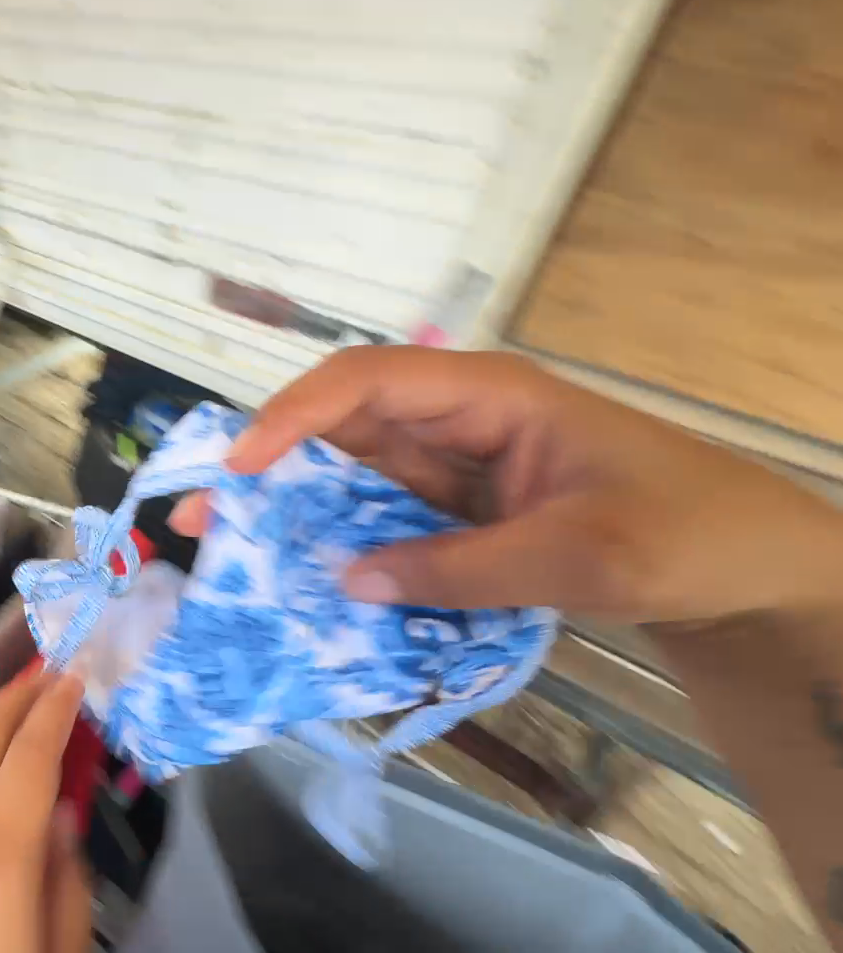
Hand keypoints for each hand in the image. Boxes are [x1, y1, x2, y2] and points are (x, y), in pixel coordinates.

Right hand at [168, 347, 842, 620]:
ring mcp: (438, 463)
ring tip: (225, 540)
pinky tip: (292, 565)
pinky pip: (365, 512)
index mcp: (480, 396)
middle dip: (261, 462)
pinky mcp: (438, 504)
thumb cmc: (690, 534)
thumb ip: (461, 569)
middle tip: (201, 511)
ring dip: (281, 502)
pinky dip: (326, 536)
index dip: (291, 415)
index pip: (361, 381)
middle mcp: (443, 419)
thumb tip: (345, 579)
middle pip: (330, 424)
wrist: (759, 570)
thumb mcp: (584, 556)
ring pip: (336, 469)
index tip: (240, 465)